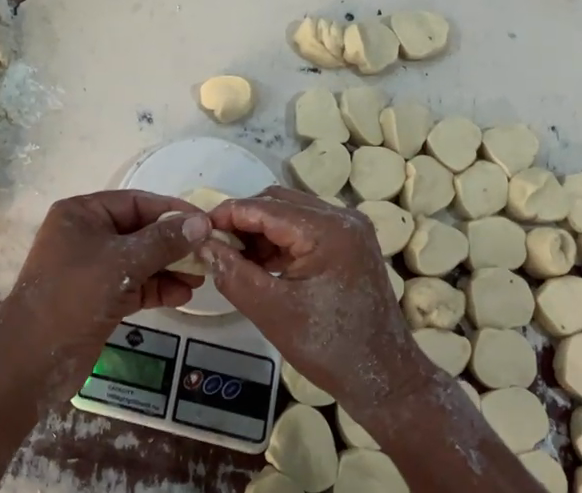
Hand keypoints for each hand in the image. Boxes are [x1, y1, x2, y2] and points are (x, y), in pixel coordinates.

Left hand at [6, 190, 211, 357]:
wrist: (31, 360)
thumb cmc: (72, 297)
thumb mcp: (121, 263)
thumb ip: (163, 241)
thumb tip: (201, 223)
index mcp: (82, 214)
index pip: (135, 202)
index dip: (171, 211)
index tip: (205, 223)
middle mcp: (86, 235)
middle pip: (140, 231)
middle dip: (173, 243)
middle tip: (208, 254)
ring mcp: (92, 268)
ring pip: (140, 260)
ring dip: (169, 267)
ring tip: (201, 277)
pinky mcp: (98, 298)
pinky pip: (134, 285)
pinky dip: (156, 288)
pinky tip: (182, 295)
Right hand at [202, 187, 432, 410]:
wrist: (384, 379)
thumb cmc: (328, 347)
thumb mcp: (271, 310)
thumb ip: (232, 272)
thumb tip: (201, 244)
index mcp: (328, 229)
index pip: (264, 207)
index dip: (227, 215)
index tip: (196, 230)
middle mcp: (342, 218)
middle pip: (278, 202)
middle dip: (243, 221)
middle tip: (214, 245)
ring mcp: (349, 230)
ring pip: (290, 214)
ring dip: (260, 231)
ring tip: (233, 257)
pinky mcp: (349, 244)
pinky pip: (305, 229)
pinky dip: (280, 241)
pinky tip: (261, 264)